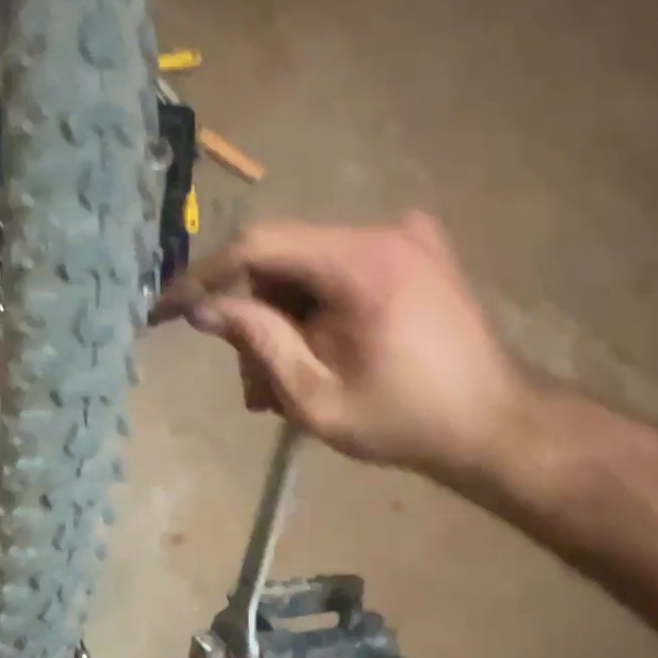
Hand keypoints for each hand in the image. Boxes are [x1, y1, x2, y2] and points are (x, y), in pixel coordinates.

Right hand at [154, 214, 527, 477]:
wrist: (493, 425)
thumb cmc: (403, 421)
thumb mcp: (314, 395)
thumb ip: (256, 342)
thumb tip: (202, 309)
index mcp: (363, 262)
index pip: (258, 245)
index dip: (203, 277)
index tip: (165, 310)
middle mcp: (384, 231)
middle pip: (281, 260)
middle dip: (251, 317)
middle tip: (249, 382)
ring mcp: (404, 237)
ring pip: (303, 270)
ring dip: (280, 323)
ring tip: (281, 386)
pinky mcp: (411, 253)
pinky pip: (334, 272)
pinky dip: (311, 313)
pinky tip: (312, 359)